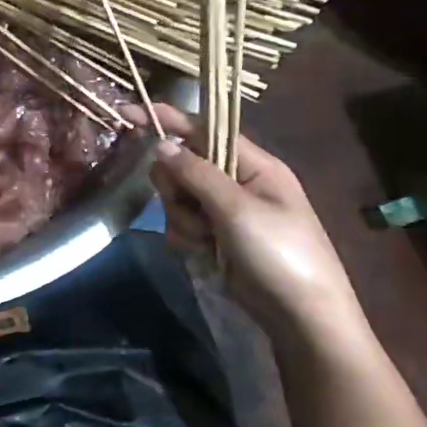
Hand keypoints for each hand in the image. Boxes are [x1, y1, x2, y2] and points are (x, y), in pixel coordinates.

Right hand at [129, 104, 360, 331]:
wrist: (298, 314)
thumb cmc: (279, 253)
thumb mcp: (237, 209)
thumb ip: (196, 173)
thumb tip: (160, 144)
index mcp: (254, 166)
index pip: (204, 130)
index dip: (167, 119)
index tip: (127, 112)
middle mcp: (237, 183)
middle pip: (181, 167)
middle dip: (176, 189)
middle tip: (192, 209)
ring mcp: (224, 212)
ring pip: (175, 200)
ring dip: (183, 220)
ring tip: (209, 241)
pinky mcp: (213, 237)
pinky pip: (179, 225)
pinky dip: (186, 239)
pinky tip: (207, 255)